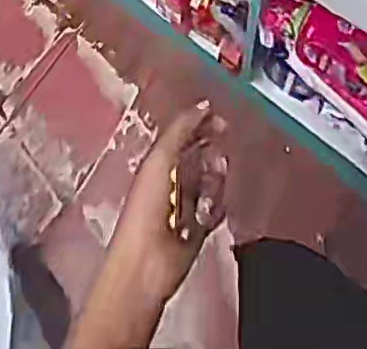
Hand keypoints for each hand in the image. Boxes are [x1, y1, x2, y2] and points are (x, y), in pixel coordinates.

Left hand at [100, 102, 227, 307]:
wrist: (148, 261)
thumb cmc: (148, 206)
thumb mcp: (160, 159)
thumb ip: (180, 130)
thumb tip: (202, 105)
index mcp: (159, 158)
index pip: (184, 132)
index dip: (201, 122)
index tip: (219, 118)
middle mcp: (174, 175)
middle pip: (203, 154)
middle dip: (212, 154)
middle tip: (218, 158)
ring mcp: (189, 200)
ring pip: (214, 179)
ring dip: (214, 184)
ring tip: (204, 197)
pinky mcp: (202, 223)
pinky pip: (219, 206)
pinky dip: (217, 207)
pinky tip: (207, 215)